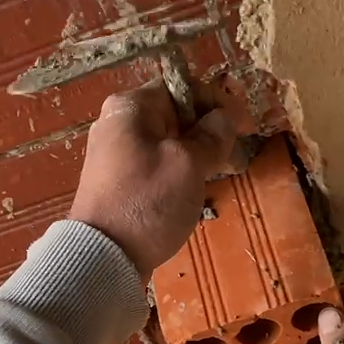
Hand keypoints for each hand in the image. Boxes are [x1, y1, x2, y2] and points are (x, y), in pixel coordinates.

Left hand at [68, 83, 235, 277]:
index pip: (180, 88)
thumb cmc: (148, 203)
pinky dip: (175, 176)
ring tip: (216, 178)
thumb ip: (210, 138)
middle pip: (172, 117)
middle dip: (205, 134)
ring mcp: (113, 156)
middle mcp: (117, 123)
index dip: (213, 104)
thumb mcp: (188, 166)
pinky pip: (152, 169)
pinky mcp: (115, 185)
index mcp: (131, 107)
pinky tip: (189, 195)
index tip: (239, 127)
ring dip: (193, 158)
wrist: (104, 255)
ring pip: (164, 145)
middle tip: (232, 158)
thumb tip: (224, 117)